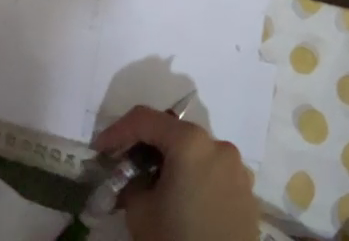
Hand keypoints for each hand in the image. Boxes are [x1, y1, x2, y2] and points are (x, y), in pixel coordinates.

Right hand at [92, 107, 259, 240]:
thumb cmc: (175, 239)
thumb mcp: (139, 211)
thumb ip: (132, 183)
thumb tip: (136, 179)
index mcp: (190, 142)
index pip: (145, 120)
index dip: (117, 131)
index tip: (100, 150)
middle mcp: (219, 146)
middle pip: (174, 134)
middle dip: (146, 146)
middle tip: (125, 165)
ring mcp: (238, 170)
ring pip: (196, 153)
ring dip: (173, 162)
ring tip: (156, 186)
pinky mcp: (248, 194)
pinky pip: (214, 174)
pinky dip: (195, 179)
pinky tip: (183, 201)